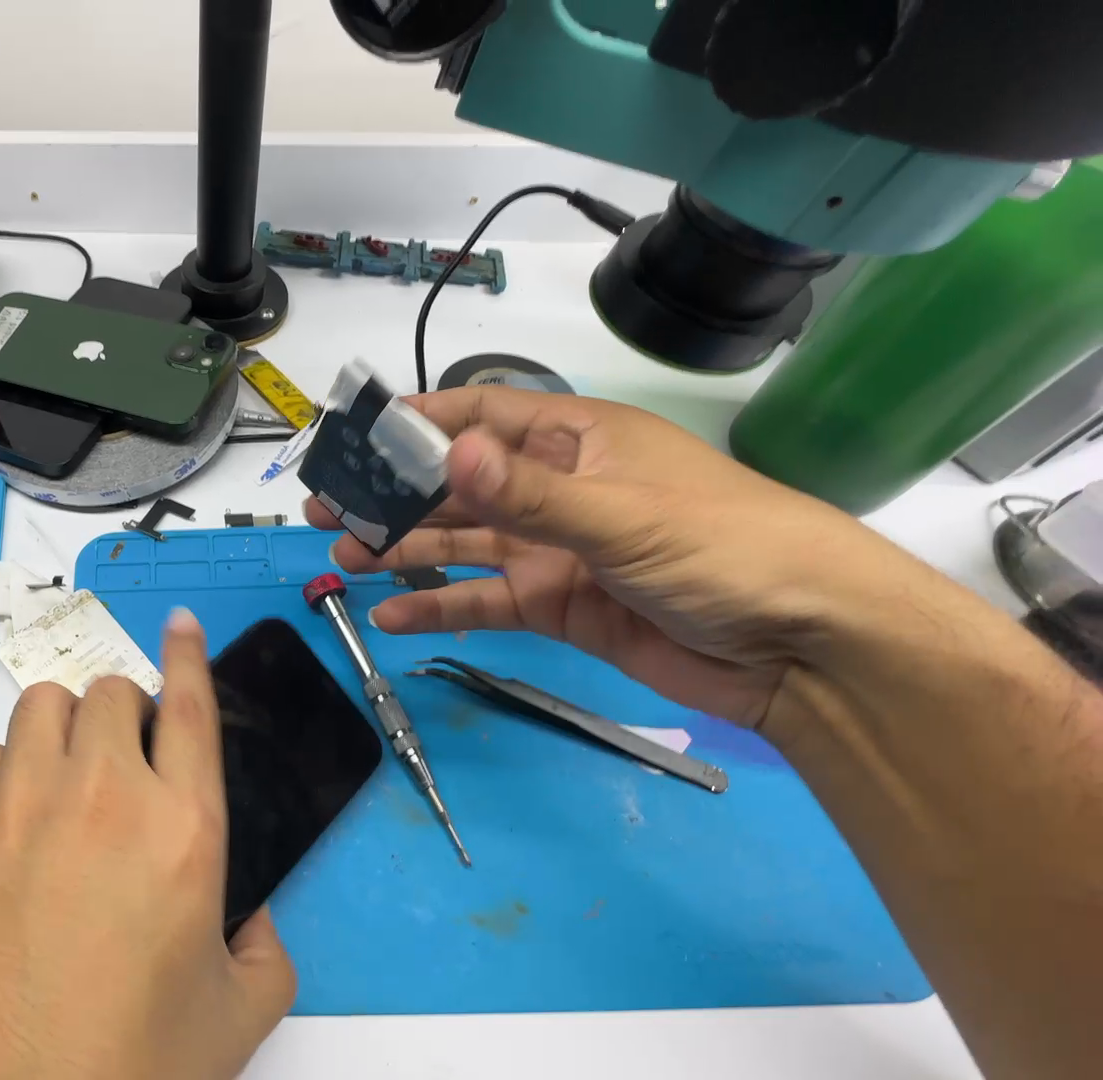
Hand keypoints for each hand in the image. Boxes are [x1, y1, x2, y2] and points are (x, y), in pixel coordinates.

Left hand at [0, 610, 295, 1079]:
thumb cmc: (122, 1056)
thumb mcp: (234, 1019)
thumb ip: (267, 956)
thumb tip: (254, 923)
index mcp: (183, 828)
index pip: (191, 708)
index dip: (189, 654)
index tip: (181, 621)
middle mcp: (106, 792)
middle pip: (113, 693)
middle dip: (127, 712)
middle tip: (129, 760)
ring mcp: (29, 798)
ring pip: (48, 702)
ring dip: (69, 722)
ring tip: (75, 768)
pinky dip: (13, 763)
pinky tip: (22, 806)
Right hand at [305, 386, 926, 731]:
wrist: (808, 653)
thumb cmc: (727, 551)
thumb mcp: (622, 516)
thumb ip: (529, 493)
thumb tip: (450, 453)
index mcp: (577, 441)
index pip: (480, 416)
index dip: (417, 422)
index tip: (355, 434)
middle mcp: (556, 489)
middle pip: (457, 485)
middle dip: (393, 494)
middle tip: (329, 508)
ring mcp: (553, 550)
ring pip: (461, 542)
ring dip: (404, 549)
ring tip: (345, 559)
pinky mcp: (555, 604)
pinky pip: (483, 600)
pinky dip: (439, 607)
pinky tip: (393, 616)